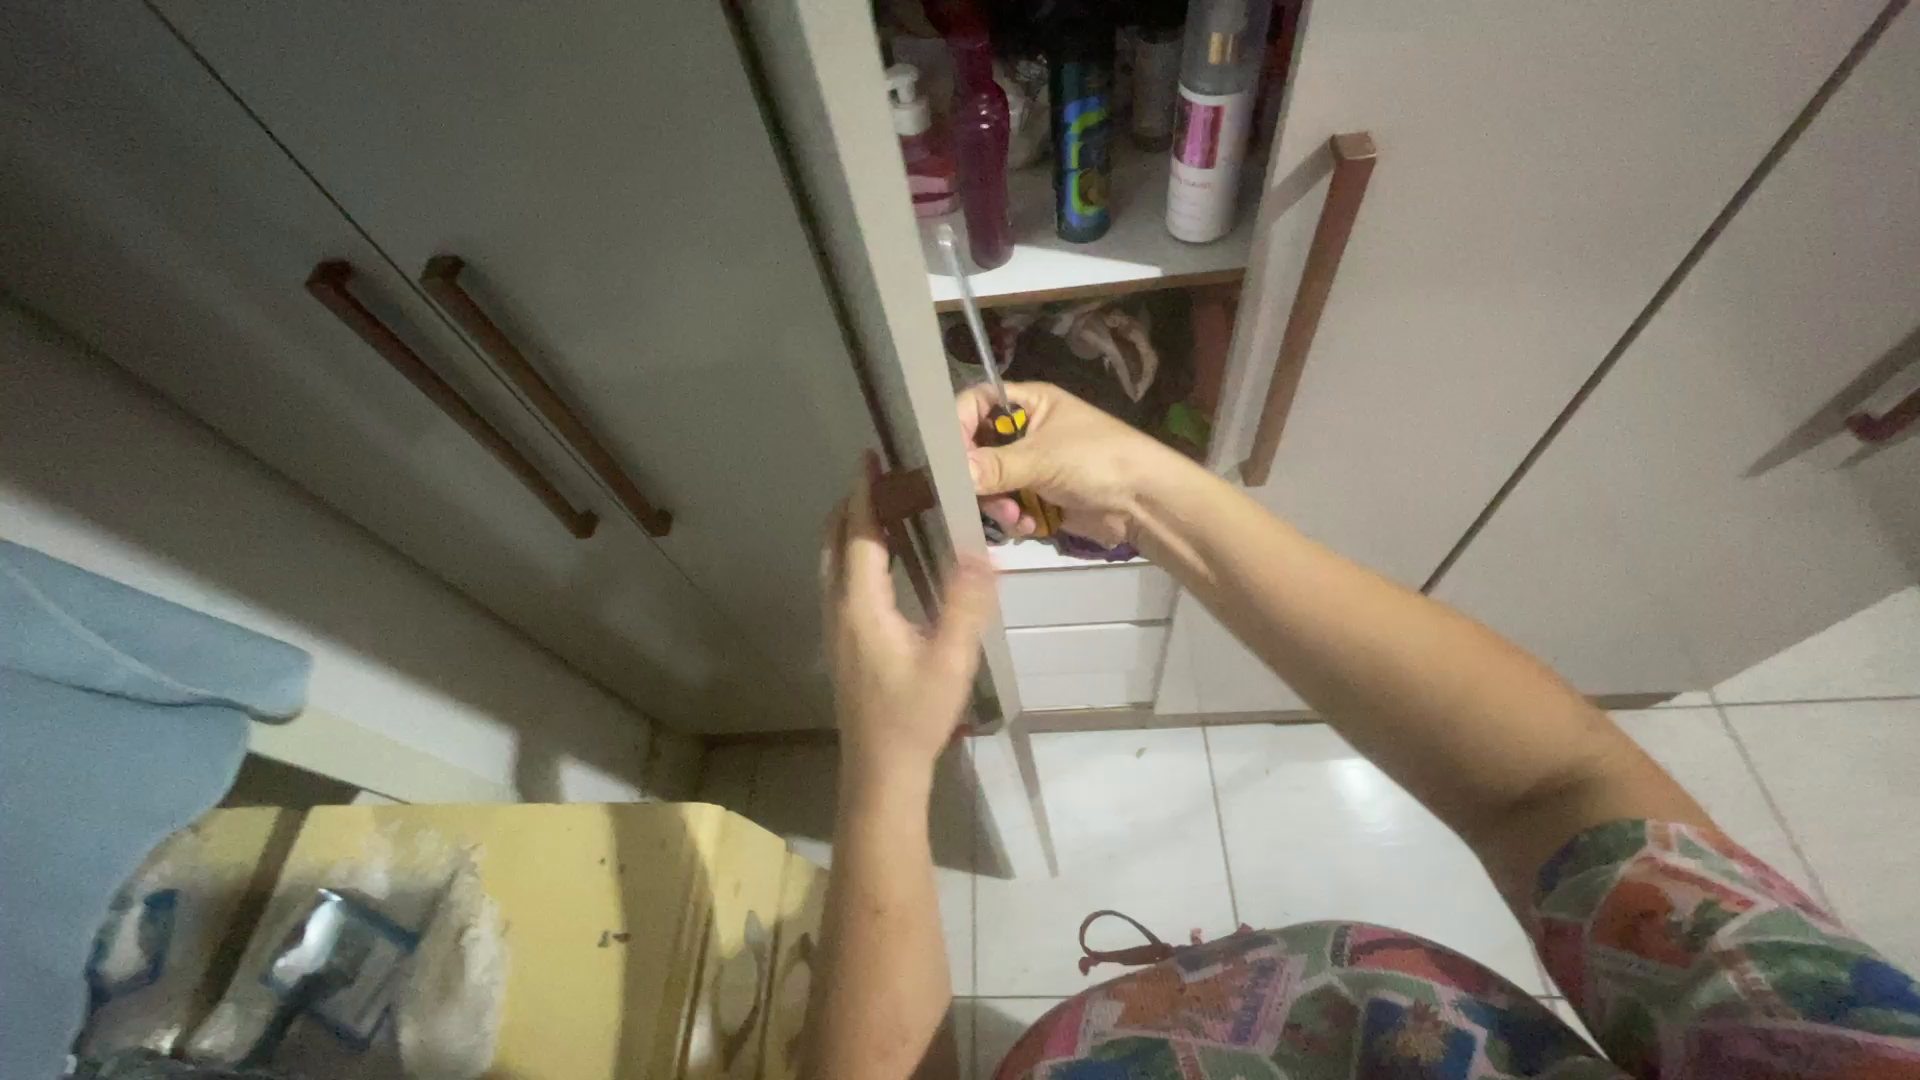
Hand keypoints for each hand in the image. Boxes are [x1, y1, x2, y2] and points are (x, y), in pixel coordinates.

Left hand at [823, 452, 996, 781]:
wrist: (881, 769)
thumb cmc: (915, 716)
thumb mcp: (950, 660)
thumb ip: (966, 603)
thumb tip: (981, 551)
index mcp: (861, 605)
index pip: (859, 533)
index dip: (865, 492)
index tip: (870, 456)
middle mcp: (839, 608)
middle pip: (836, 539)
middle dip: (856, 502)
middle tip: (890, 479)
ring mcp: (836, 626)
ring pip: (835, 560)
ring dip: (855, 527)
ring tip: (890, 509)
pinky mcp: (843, 640)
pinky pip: (842, 578)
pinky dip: (858, 553)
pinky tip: (888, 561)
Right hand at [957, 381, 1185, 545]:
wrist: (1143, 502)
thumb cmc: (1098, 460)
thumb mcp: (1043, 458)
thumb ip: (995, 466)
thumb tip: (952, 475)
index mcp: (1029, 402)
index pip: (976, 403)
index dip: (959, 425)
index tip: (951, 456)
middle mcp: (1026, 431)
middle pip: (977, 448)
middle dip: (978, 476)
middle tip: (982, 495)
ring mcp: (1031, 466)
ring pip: (989, 483)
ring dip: (997, 503)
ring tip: (1014, 516)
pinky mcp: (1038, 497)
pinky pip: (1007, 506)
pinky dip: (1012, 518)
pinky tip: (1027, 526)